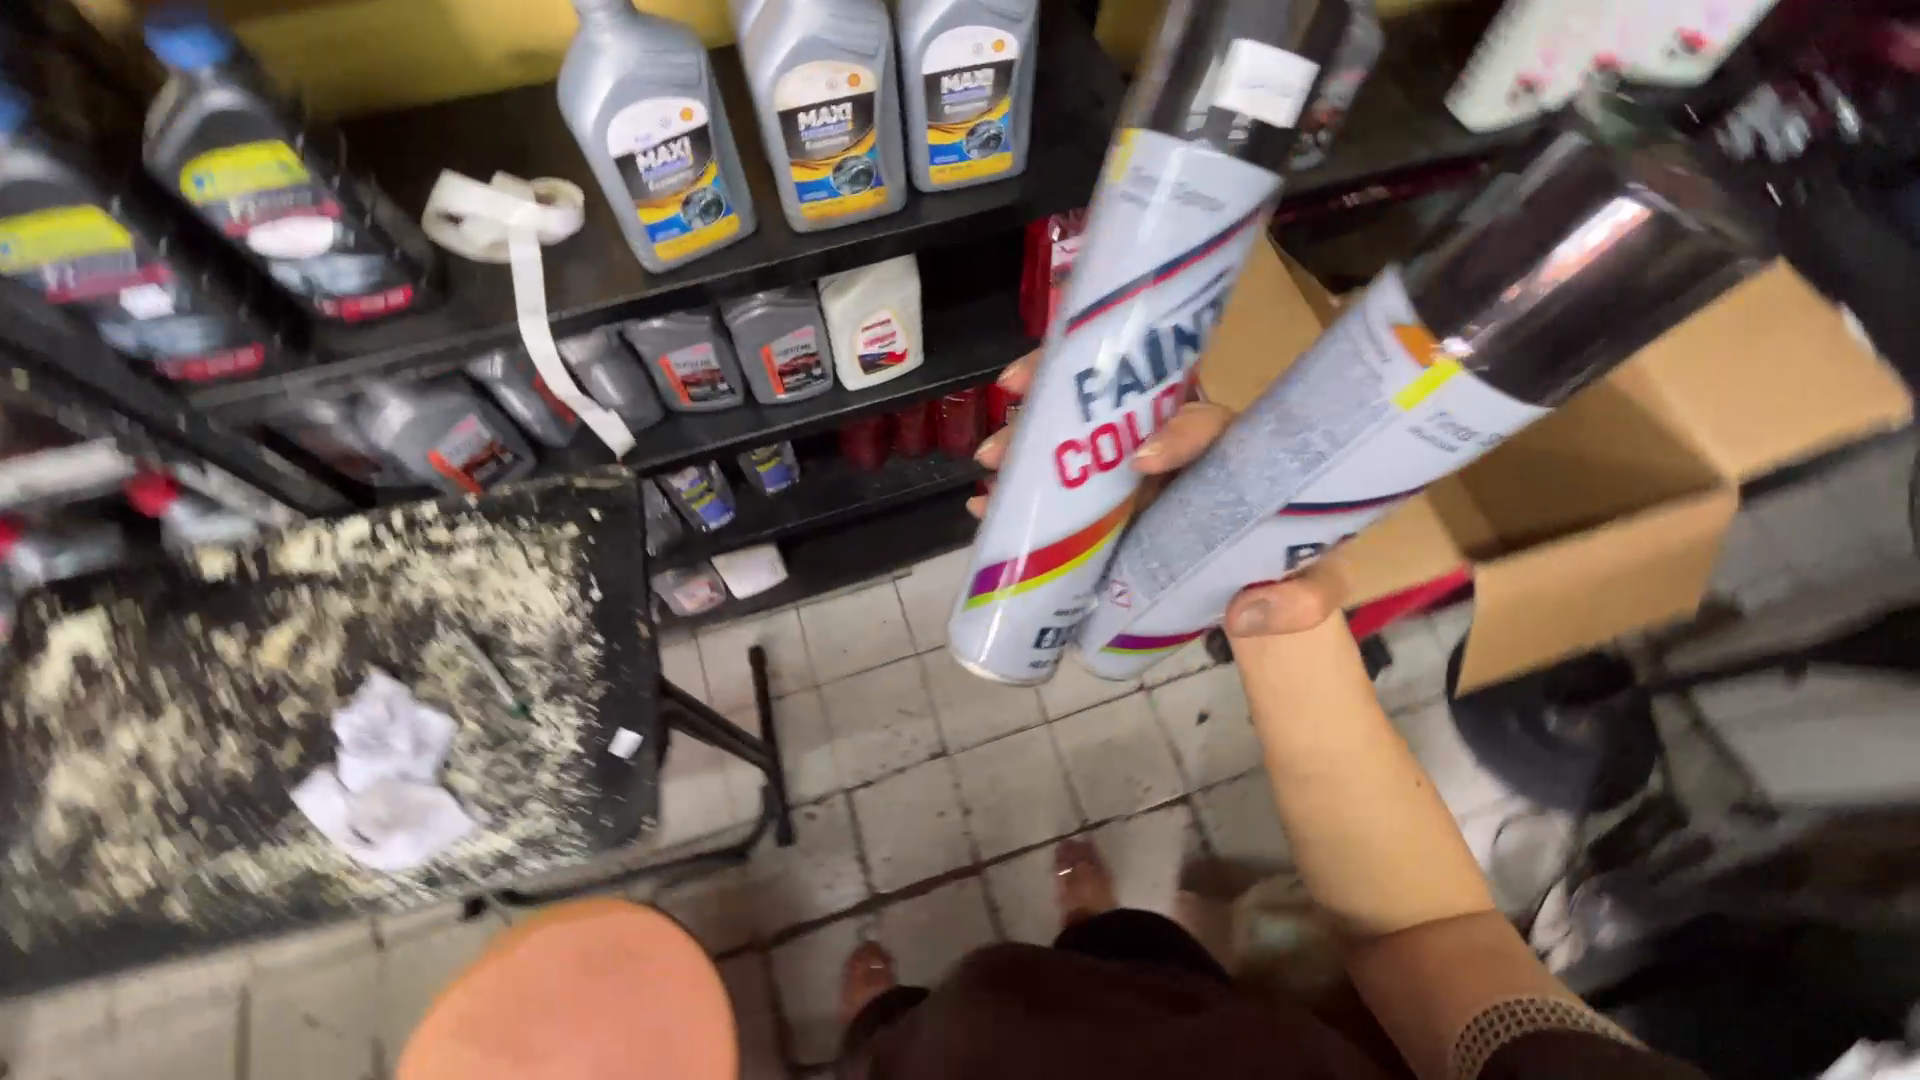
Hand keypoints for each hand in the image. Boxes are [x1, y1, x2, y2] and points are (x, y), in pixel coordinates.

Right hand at [968, 351, 1344, 639]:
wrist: (1247, 578)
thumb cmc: (1284, 563)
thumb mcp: (1308, 581)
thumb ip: (1300, 596)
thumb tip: (1246, 611)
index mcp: (1226, 450)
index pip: (1206, 422)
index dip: (1177, 430)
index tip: (1143, 459)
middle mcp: (1172, 444)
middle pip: (1117, 406)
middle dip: (1065, 402)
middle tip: (1022, 408)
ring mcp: (1129, 469)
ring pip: (1076, 433)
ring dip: (1028, 436)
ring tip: (990, 459)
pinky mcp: (1103, 497)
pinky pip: (1058, 479)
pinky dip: (1022, 487)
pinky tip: (987, 503)